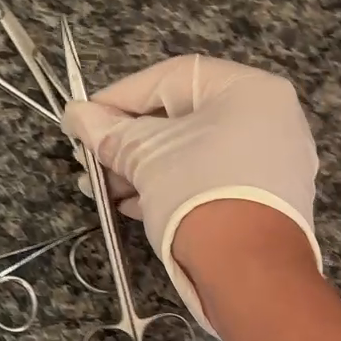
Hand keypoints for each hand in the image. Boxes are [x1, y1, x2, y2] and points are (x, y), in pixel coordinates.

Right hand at [61, 55, 323, 330]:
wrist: (245, 262)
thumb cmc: (197, 190)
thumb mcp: (143, 156)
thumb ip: (106, 132)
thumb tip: (74, 115)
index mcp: (246, 90)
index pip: (170, 77)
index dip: (118, 97)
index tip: (80, 122)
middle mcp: (265, 117)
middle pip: (179, 117)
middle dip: (125, 140)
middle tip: (89, 160)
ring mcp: (266, 160)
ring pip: (188, 152)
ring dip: (138, 168)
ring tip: (101, 189)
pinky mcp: (258, 198)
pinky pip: (203, 180)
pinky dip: (164, 187)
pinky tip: (132, 205)